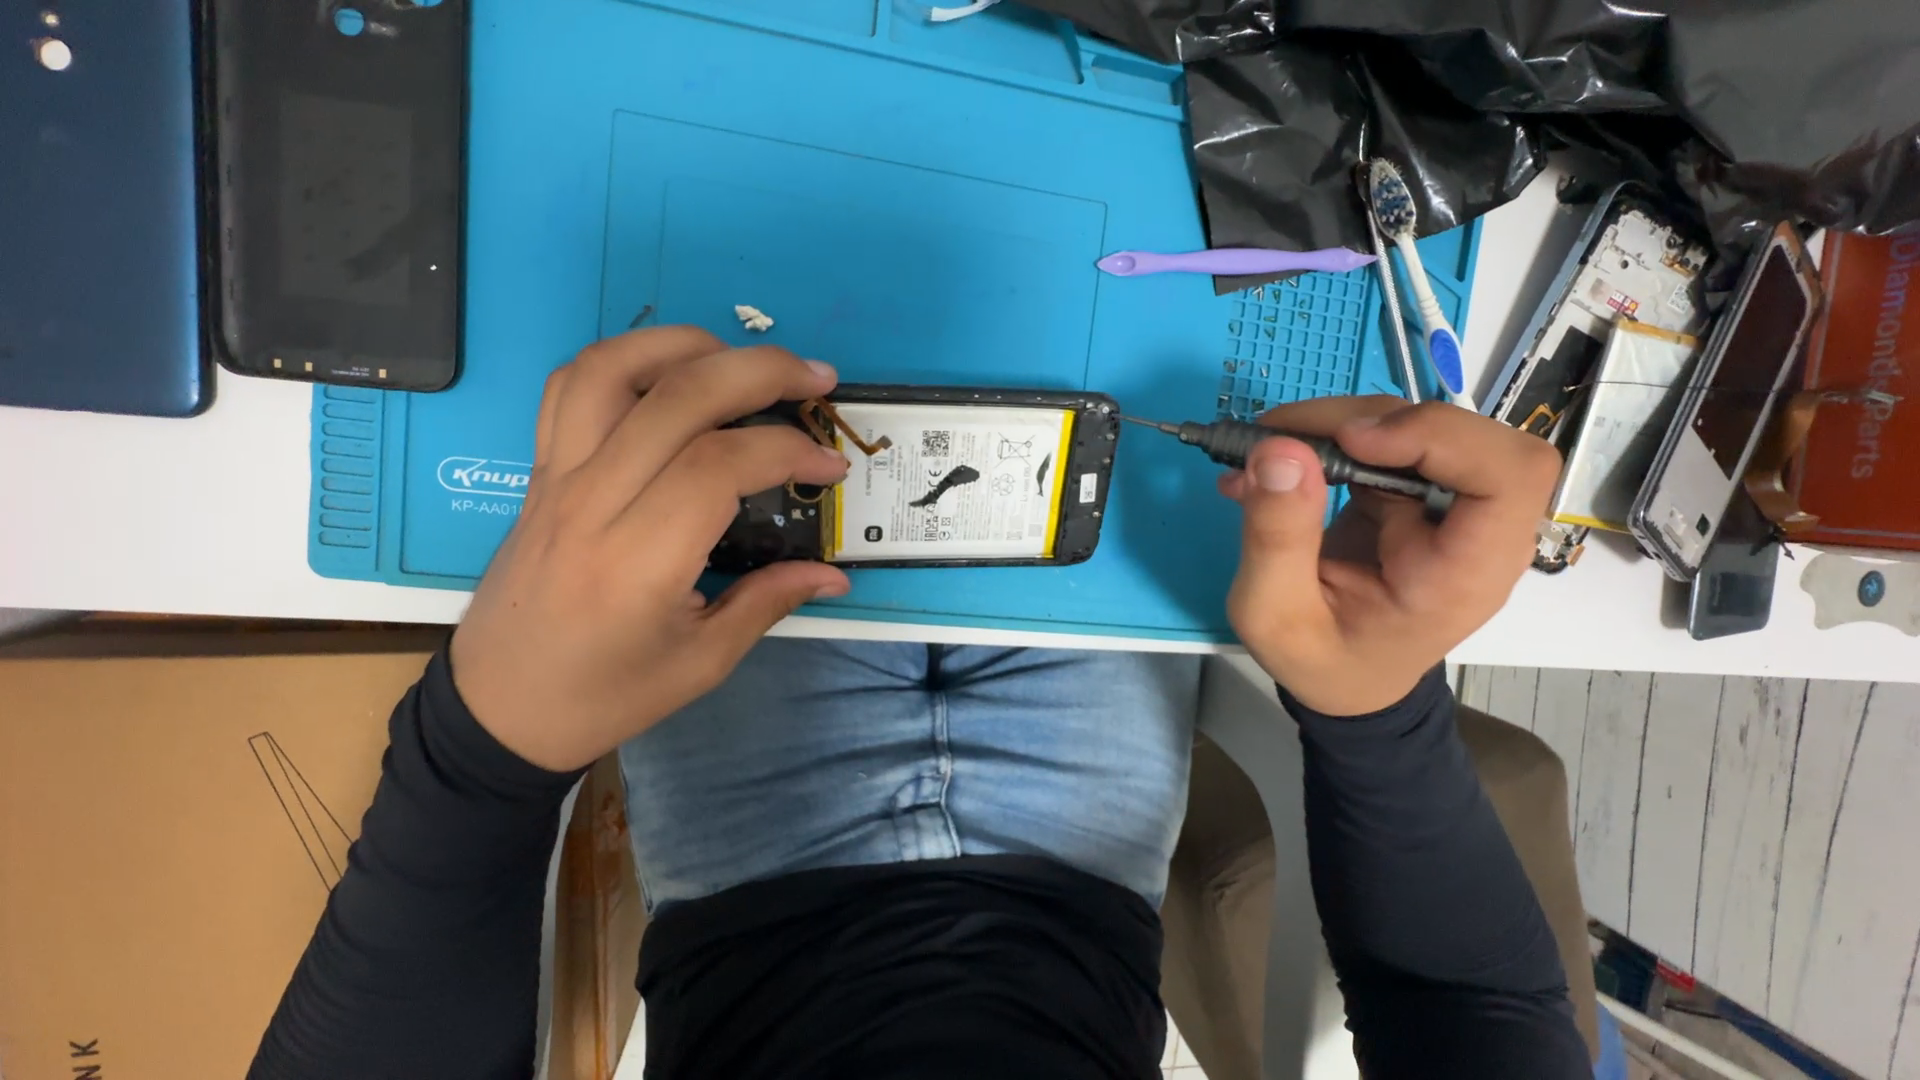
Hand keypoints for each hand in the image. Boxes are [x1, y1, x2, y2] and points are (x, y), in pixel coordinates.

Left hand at [449, 327, 851, 770]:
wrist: (498, 709)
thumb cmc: (605, 694)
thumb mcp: (701, 663)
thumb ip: (768, 603)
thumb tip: (834, 575)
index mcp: (637, 562)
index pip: (719, 466)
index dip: (788, 451)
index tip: (830, 468)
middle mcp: (592, 503)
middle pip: (677, 398)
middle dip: (761, 371)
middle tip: (816, 379)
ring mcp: (557, 478)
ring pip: (613, 370)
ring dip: (688, 345)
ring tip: (741, 359)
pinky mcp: (539, 471)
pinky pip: (569, 386)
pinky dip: (626, 358)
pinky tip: (670, 373)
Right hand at [1219, 397, 1559, 716]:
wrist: (1343, 681)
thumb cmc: (1319, 661)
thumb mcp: (1273, 615)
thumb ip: (1276, 538)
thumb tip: (1277, 449)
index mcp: (1462, 574)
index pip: (1508, 475)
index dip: (1439, 438)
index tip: (1351, 441)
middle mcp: (1472, 532)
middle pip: (1466, 437)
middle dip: (1371, 419)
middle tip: (1282, 435)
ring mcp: (1444, 510)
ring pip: (1419, 428)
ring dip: (1340, 423)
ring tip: (1265, 445)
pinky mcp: (1411, 496)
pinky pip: (1384, 443)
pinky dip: (1328, 438)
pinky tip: (1274, 462)